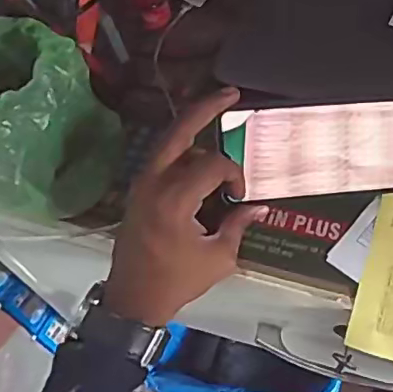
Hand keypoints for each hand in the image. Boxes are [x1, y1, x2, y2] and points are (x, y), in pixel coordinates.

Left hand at [104, 88, 267, 325]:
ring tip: (217, 120)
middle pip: (179, 131)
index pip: (212, 165)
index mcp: (173, 200)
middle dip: (206, 107)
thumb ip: (239, 225)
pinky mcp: (138, 191)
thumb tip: (258, 206)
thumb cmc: (176, 281)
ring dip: (195, 132)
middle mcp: (153, 183)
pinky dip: (183, 150)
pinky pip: (162, 159)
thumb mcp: (218, 257)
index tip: (240, 198)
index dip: (233, 175)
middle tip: (230, 93)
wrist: (134, 298)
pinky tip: (199, 153)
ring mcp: (141, 184)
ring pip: (170, 142)